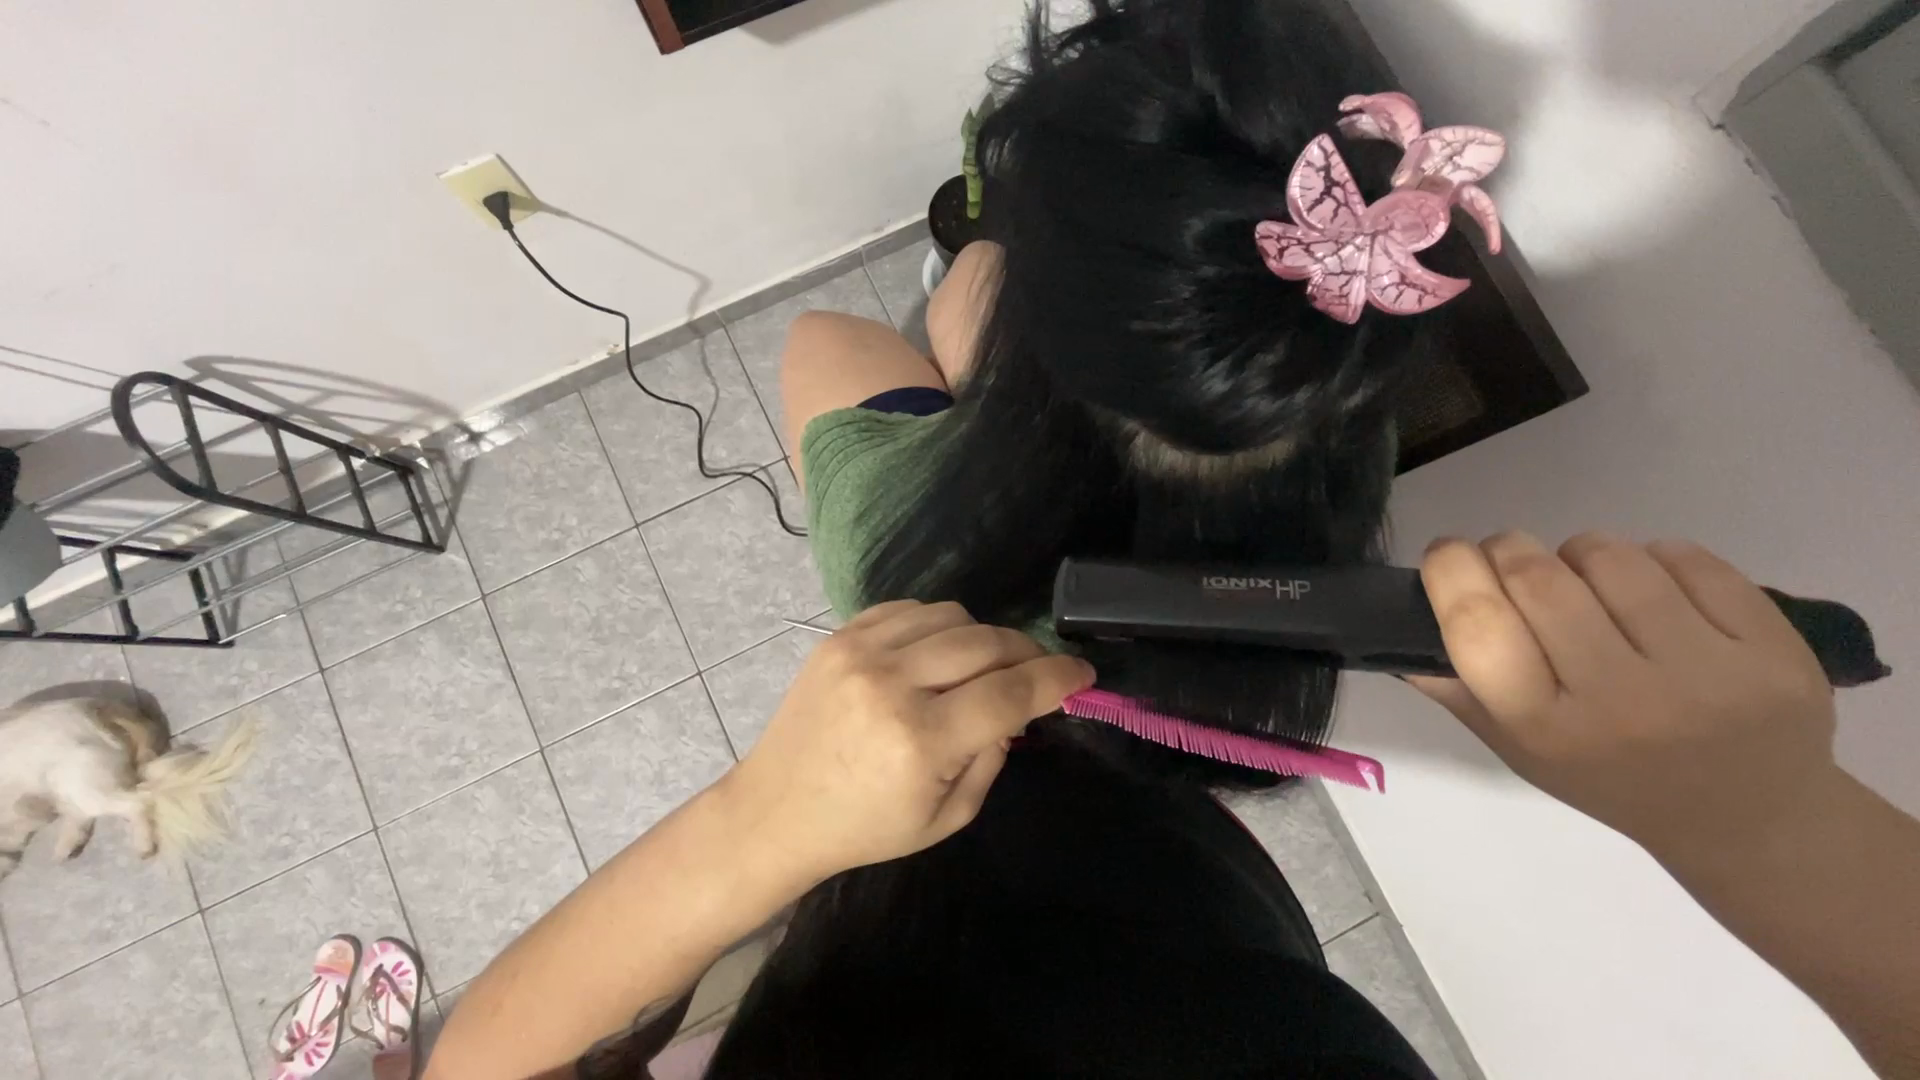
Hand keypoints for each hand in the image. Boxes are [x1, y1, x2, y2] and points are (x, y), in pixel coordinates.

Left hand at [717, 600, 1094, 885]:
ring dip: (982, 637)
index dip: (1056, 678)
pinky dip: (938, 625)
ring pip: (951, 616)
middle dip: (1027, 653)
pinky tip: (938, 652)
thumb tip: (1019, 706)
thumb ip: (993, 756)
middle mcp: (892, 685)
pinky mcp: (838, 637)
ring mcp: (860, 653)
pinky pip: (909, 608)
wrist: (776, 809)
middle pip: (986, 643)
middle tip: (1038, 670)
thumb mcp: (947, 817)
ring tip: (984, 665)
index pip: (1010, 693)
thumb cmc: (866, 826)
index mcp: (921, 741)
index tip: (1083, 674)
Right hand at [1409, 532, 1839, 863]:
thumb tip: (1393, 622)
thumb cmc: (1604, 777)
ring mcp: (1707, 675)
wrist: (1747, 817)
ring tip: (1585, 579)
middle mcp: (1622, 701)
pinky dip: (1653, 557)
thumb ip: (1452, 685)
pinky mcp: (1772, 650)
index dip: (1450, 569)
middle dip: (1506, 548)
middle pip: (1536, 578)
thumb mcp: (1513, 745)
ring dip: (1579, 551)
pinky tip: (1651, 588)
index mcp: (1545, 725)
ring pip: (1609, 557)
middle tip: (1506, 558)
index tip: (1445, 553)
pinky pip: (1686, 559)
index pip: (1477, 623)